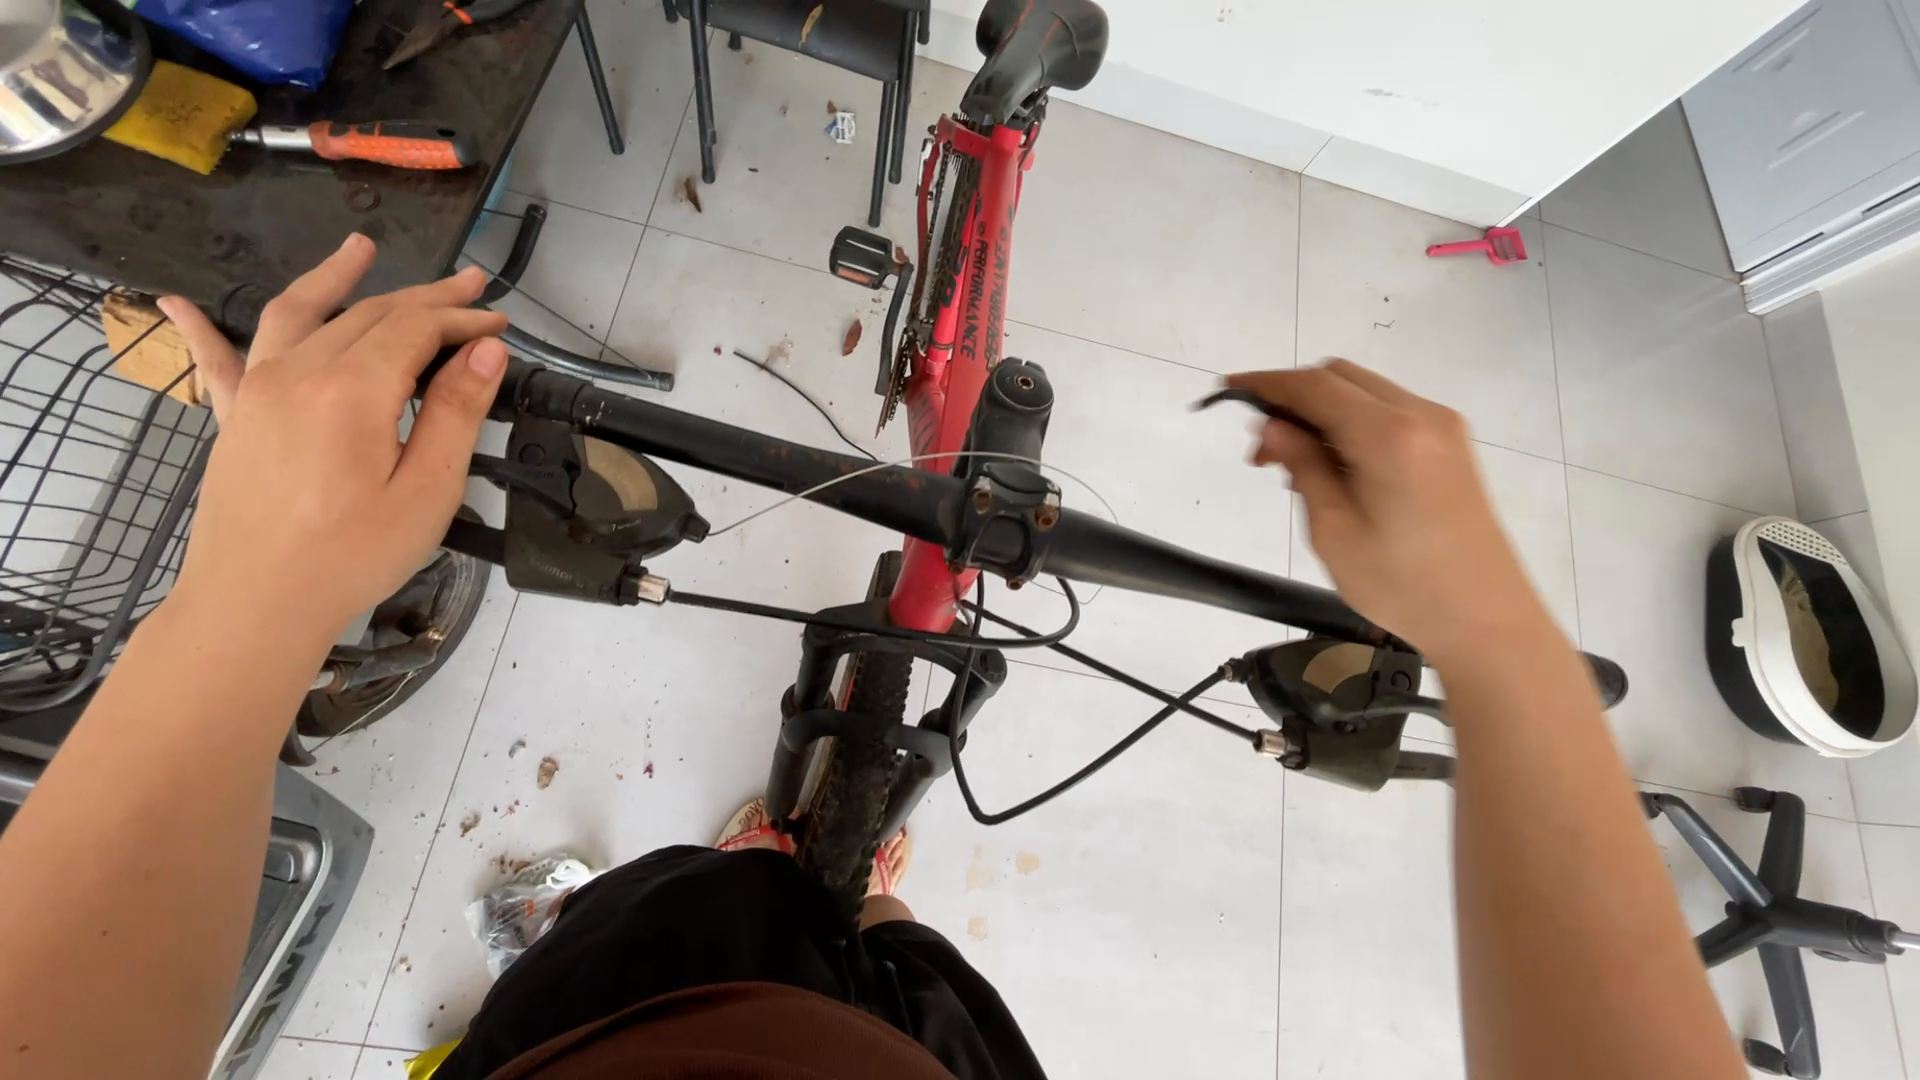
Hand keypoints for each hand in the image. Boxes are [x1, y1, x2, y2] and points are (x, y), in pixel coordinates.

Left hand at [156, 233, 508, 641]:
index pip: (415, 329)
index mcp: (352, 390)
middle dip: (427, 298)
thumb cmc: (358, 550)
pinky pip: (216, 360)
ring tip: (360, 248)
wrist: (258, 601)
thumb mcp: (430, 487)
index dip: (463, 321)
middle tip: (474, 288)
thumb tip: (487, 350)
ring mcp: (256, 390)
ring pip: (299, 314)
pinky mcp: (234, 417)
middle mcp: (298, 372)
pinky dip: (202, 327)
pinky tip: (176, 302)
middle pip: (368, 314)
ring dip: (335, 278)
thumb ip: (455, 411)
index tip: (504, 324)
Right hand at [1228, 360, 1547, 659]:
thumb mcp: (1333, 529)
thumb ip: (1302, 466)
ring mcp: (1441, 427)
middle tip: (1261, 452)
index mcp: (1390, 436)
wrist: (1485, 618)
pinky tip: (1329, 466)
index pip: (1316, 387)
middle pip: (1340, 377)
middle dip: (1291, 399)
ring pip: (1362, 392)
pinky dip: (1347, 423)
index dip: (1267, 384)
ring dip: (1318, 412)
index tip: (1229, 389)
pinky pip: (1385, 412)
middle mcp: (1421, 416)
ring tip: (1290, 466)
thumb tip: (1271, 425)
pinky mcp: (1448, 445)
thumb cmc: (1400, 584)